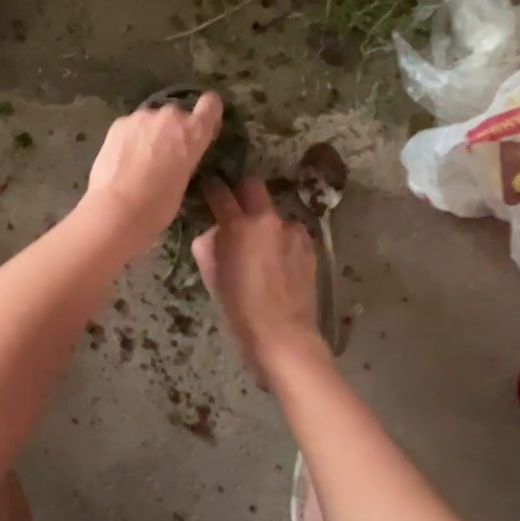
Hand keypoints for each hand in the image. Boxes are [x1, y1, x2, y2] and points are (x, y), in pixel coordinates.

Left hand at [79, 92, 222, 253]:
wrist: (116, 209)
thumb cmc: (158, 205)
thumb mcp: (184, 182)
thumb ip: (186, 159)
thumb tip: (179, 156)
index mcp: (193, 132)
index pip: (211, 104)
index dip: (207, 113)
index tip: (202, 127)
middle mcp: (170, 116)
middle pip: (177, 115)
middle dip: (173, 130)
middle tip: (164, 154)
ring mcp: (142, 116)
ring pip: (152, 120)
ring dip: (150, 133)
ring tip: (140, 158)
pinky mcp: (118, 122)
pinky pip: (131, 125)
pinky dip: (130, 137)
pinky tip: (123, 158)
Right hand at [193, 177, 324, 384]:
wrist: (282, 335)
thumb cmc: (239, 309)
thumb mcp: (212, 276)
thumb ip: (210, 245)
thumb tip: (216, 232)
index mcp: (238, 226)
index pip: (220, 193)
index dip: (212, 187)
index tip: (209, 188)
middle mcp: (267, 220)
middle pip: (254, 185)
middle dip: (244, 192)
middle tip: (238, 210)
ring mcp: (292, 231)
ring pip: (275, 213)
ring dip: (267, 223)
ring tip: (263, 249)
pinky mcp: (309, 246)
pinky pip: (292, 233)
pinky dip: (283, 240)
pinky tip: (280, 263)